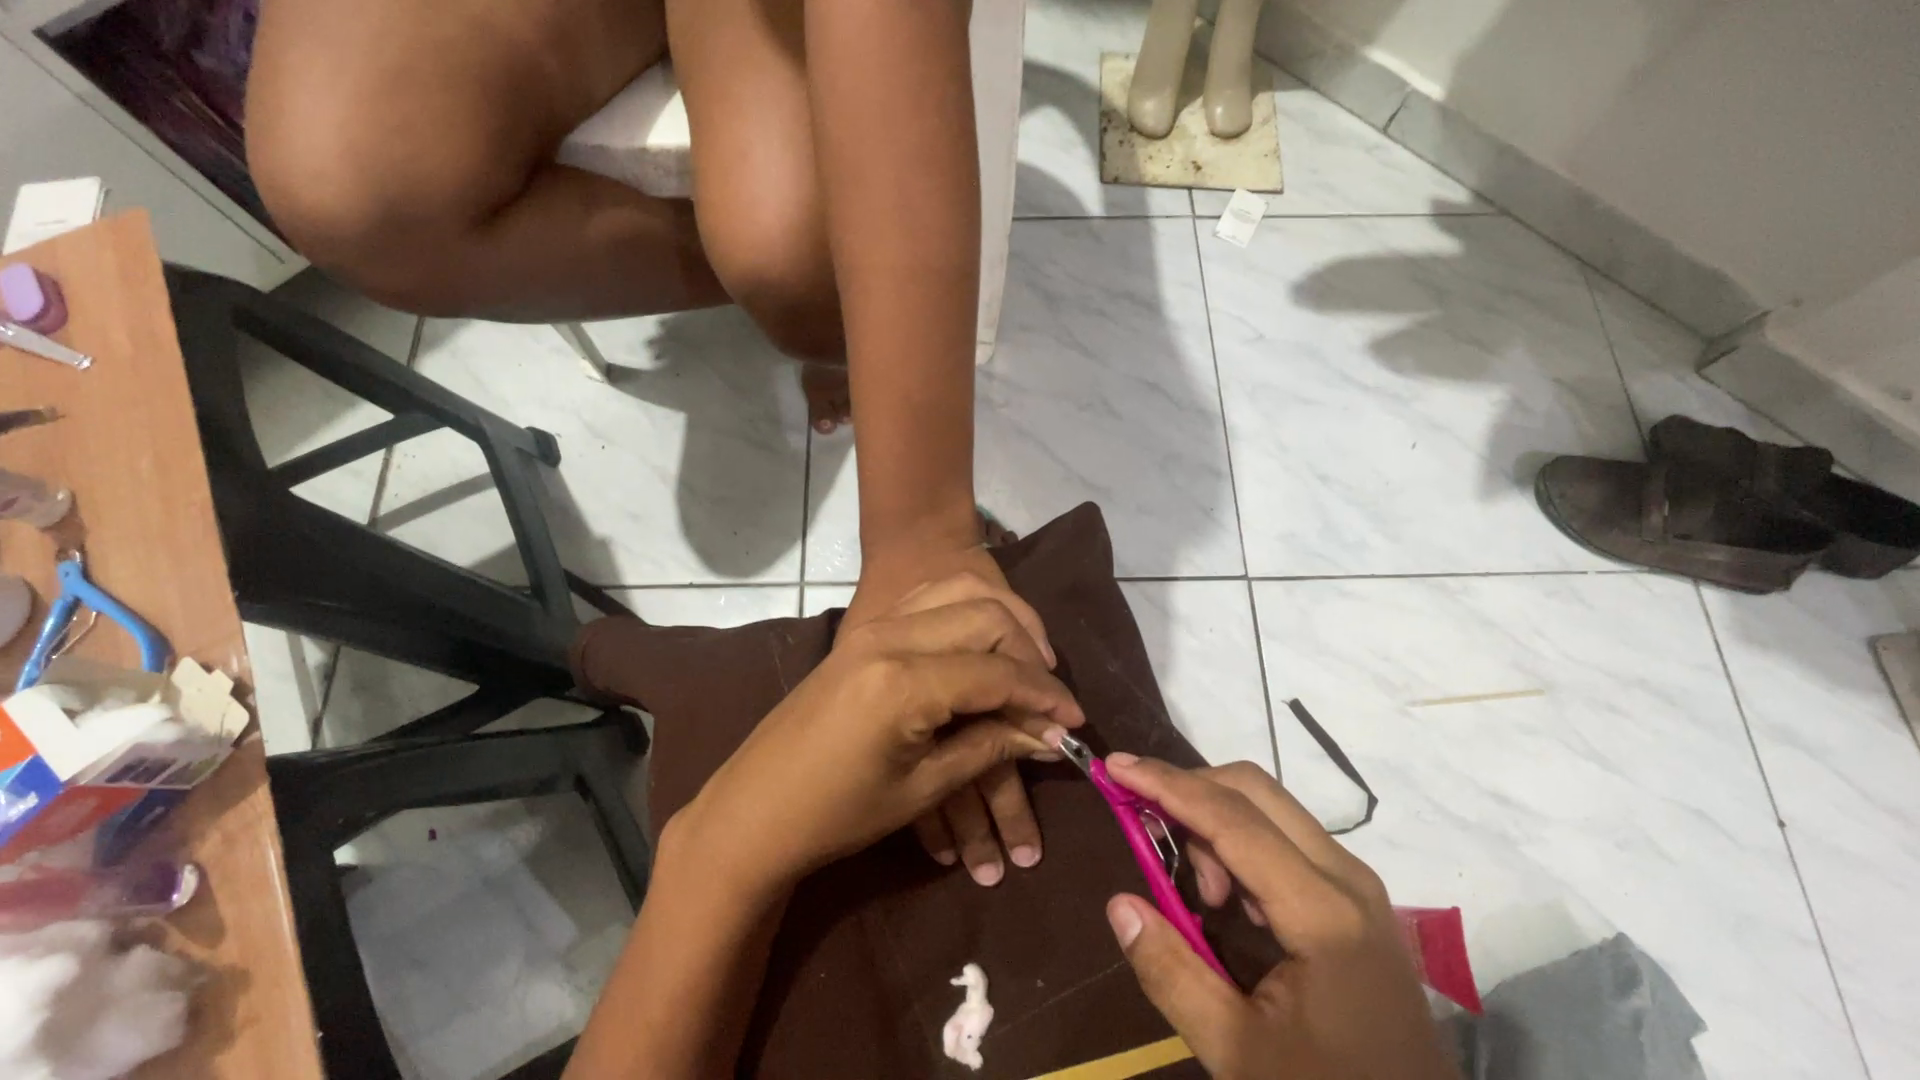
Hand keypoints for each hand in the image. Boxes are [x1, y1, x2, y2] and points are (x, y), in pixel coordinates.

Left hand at [846, 546, 1057, 886]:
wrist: (754, 808)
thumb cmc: (837, 812)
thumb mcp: (920, 788)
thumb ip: (989, 747)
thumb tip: (1048, 734)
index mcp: (904, 682)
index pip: (997, 673)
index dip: (1043, 697)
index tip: (1076, 722)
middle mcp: (891, 637)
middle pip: (986, 619)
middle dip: (1029, 657)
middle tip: (1051, 701)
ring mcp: (873, 627)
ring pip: (960, 595)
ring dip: (1001, 625)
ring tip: (1024, 669)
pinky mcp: (862, 630)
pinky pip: (928, 599)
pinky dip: (965, 612)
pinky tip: (980, 645)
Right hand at [1101, 757, 1455, 1079]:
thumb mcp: (1236, 1051)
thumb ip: (1172, 973)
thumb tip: (1120, 902)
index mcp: (1323, 914)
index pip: (1233, 820)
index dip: (1168, 786)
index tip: (1115, 766)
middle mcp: (1347, 878)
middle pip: (1255, 791)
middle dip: (1189, 791)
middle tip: (1144, 830)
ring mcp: (1357, 884)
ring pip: (1271, 808)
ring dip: (1215, 823)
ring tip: (1200, 896)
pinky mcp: (1355, 897)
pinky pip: (1287, 837)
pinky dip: (1241, 843)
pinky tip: (1230, 902)